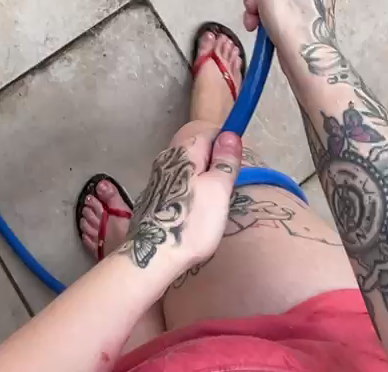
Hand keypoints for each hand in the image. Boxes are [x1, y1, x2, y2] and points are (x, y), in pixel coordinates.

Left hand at [118, 122, 243, 275]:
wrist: (152, 256)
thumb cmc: (191, 221)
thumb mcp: (218, 190)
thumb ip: (225, 161)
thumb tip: (231, 134)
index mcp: (185, 151)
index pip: (210, 132)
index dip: (226, 144)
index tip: (235, 166)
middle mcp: (168, 157)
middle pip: (198, 150)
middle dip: (215, 164)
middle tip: (226, 190)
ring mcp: (158, 177)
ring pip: (189, 169)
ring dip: (203, 180)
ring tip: (212, 206)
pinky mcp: (154, 196)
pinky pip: (179, 184)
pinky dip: (190, 192)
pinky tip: (194, 214)